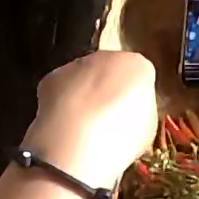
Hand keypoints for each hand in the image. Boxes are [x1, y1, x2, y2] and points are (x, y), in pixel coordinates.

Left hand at [22, 51, 157, 188]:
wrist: (77, 142)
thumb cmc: (123, 137)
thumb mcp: (147, 127)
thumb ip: (139, 109)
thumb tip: (129, 110)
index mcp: (139, 66)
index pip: (142, 75)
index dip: (137, 96)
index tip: (133, 114)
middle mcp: (107, 56)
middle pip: (112, 70)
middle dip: (110, 90)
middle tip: (109, 119)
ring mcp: (76, 64)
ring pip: (85, 77)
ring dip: (85, 95)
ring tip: (83, 126)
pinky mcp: (51, 78)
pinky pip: (62, 88)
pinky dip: (63, 103)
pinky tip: (64, 124)